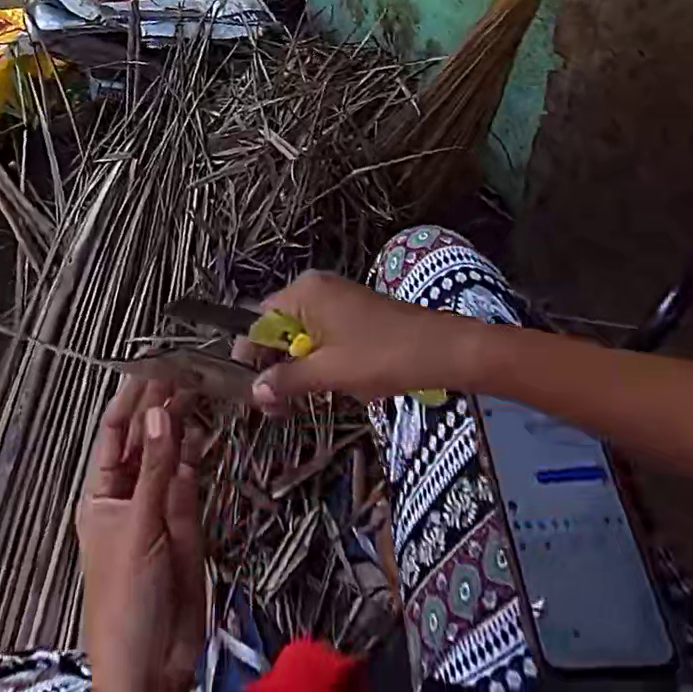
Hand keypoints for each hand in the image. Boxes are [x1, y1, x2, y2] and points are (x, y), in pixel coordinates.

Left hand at [76, 378, 204, 691]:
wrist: (154, 665)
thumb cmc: (124, 602)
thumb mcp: (138, 527)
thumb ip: (156, 469)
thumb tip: (161, 413)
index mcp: (102, 492)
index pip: (116, 431)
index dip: (132, 397)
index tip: (151, 366)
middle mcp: (130, 491)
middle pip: (146, 436)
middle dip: (161, 403)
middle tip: (183, 369)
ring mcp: (159, 504)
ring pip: (171, 451)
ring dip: (182, 422)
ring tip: (197, 386)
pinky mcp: (186, 519)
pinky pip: (191, 476)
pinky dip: (198, 452)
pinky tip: (203, 429)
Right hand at [246, 270, 494, 412]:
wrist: (442, 350)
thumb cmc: (381, 356)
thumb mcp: (329, 372)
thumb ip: (287, 379)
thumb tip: (255, 391)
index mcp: (304, 293)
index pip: (258, 321)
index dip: (251, 356)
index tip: (249, 390)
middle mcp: (315, 287)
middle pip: (278, 327)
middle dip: (276, 364)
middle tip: (276, 405)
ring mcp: (337, 297)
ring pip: (301, 334)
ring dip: (299, 366)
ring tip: (306, 398)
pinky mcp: (354, 311)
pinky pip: (322, 334)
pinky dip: (321, 358)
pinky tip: (334, 381)